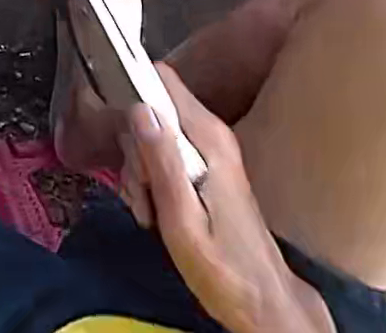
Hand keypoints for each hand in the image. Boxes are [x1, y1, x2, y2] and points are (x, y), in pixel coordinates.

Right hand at [120, 63, 334, 332]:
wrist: (264, 306)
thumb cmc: (223, 269)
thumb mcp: (181, 217)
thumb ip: (160, 159)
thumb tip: (138, 107)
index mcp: (207, 136)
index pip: (161, 78)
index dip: (132, 92)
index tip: (121, 133)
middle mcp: (210, 132)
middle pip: (152, 109)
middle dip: (134, 147)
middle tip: (139, 192)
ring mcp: (210, 148)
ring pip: (153, 133)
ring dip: (139, 168)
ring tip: (147, 210)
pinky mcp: (206, 165)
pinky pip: (163, 152)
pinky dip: (150, 178)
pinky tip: (154, 210)